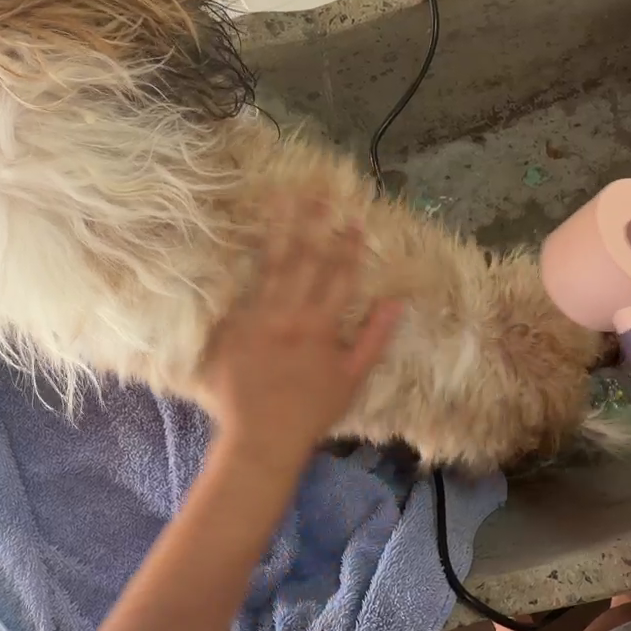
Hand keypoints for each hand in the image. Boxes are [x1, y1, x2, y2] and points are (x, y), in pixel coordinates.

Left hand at [194, 200, 404, 468]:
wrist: (261, 437)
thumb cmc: (312, 412)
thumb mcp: (353, 379)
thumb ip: (375, 337)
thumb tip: (397, 301)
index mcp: (321, 327)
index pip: (340, 277)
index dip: (349, 247)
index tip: (354, 219)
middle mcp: (290, 315)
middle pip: (305, 261)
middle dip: (314, 225)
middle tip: (318, 192)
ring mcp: (259, 318)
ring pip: (272, 265)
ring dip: (280, 230)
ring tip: (283, 201)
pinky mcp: (233, 327)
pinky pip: (241, 288)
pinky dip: (247, 262)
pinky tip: (250, 236)